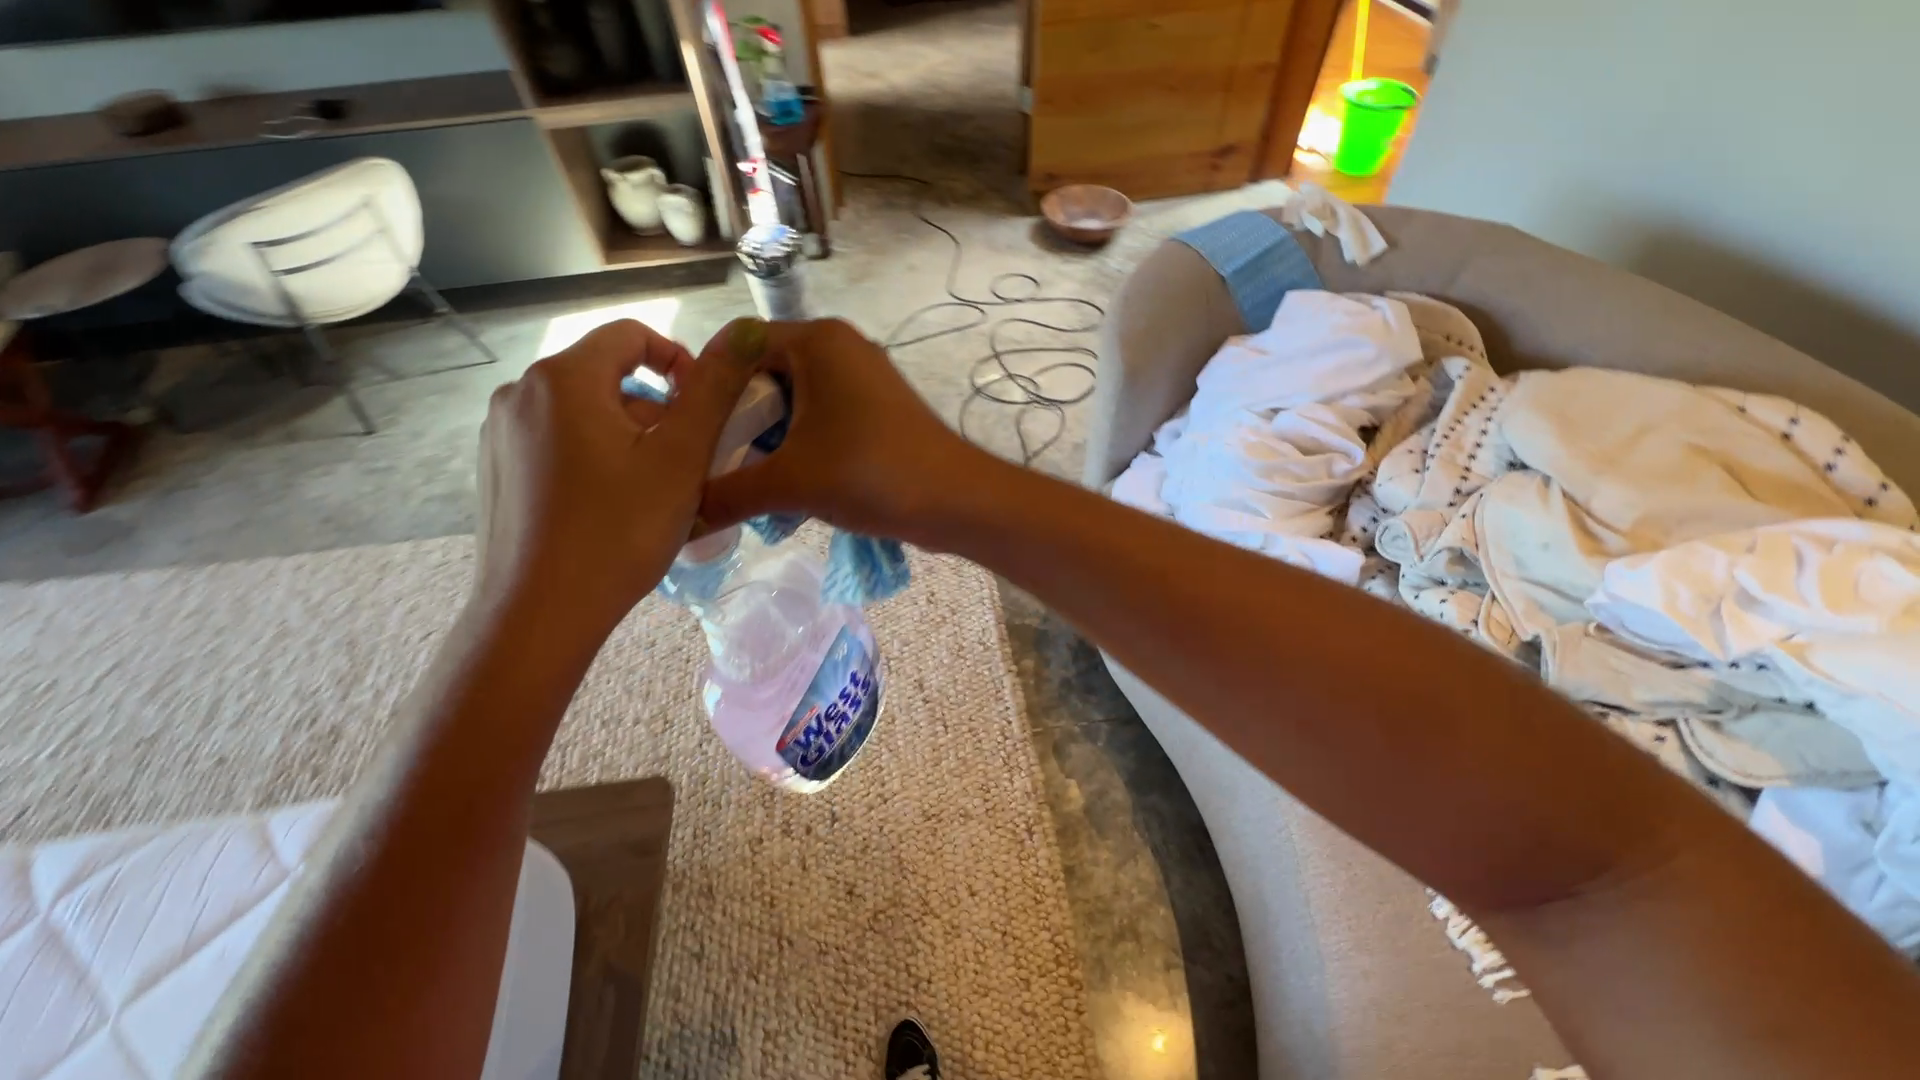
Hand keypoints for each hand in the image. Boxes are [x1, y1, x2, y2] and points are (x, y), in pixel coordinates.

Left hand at [474, 320, 759, 632]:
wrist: (540, 613)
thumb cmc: (619, 531)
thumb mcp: (681, 458)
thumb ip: (714, 389)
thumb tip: (744, 332)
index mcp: (563, 378)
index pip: (630, 336)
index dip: (678, 361)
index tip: (704, 408)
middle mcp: (520, 392)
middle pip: (605, 376)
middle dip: (654, 408)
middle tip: (685, 462)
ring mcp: (499, 433)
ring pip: (582, 413)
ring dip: (627, 436)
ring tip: (653, 491)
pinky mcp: (495, 470)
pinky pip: (556, 443)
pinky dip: (593, 458)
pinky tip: (610, 508)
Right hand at [698, 318, 984, 545]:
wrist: (955, 500)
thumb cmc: (870, 475)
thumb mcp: (789, 484)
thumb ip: (726, 494)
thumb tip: (679, 517)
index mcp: (816, 341)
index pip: (735, 345)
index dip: (705, 385)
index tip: (686, 429)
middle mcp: (838, 345)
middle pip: (762, 372)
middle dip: (736, 417)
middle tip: (711, 460)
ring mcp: (862, 375)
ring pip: (792, 398)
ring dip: (767, 436)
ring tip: (744, 478)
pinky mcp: (876, 405)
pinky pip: (820, 414)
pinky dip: (798, 442)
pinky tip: (785, 482)